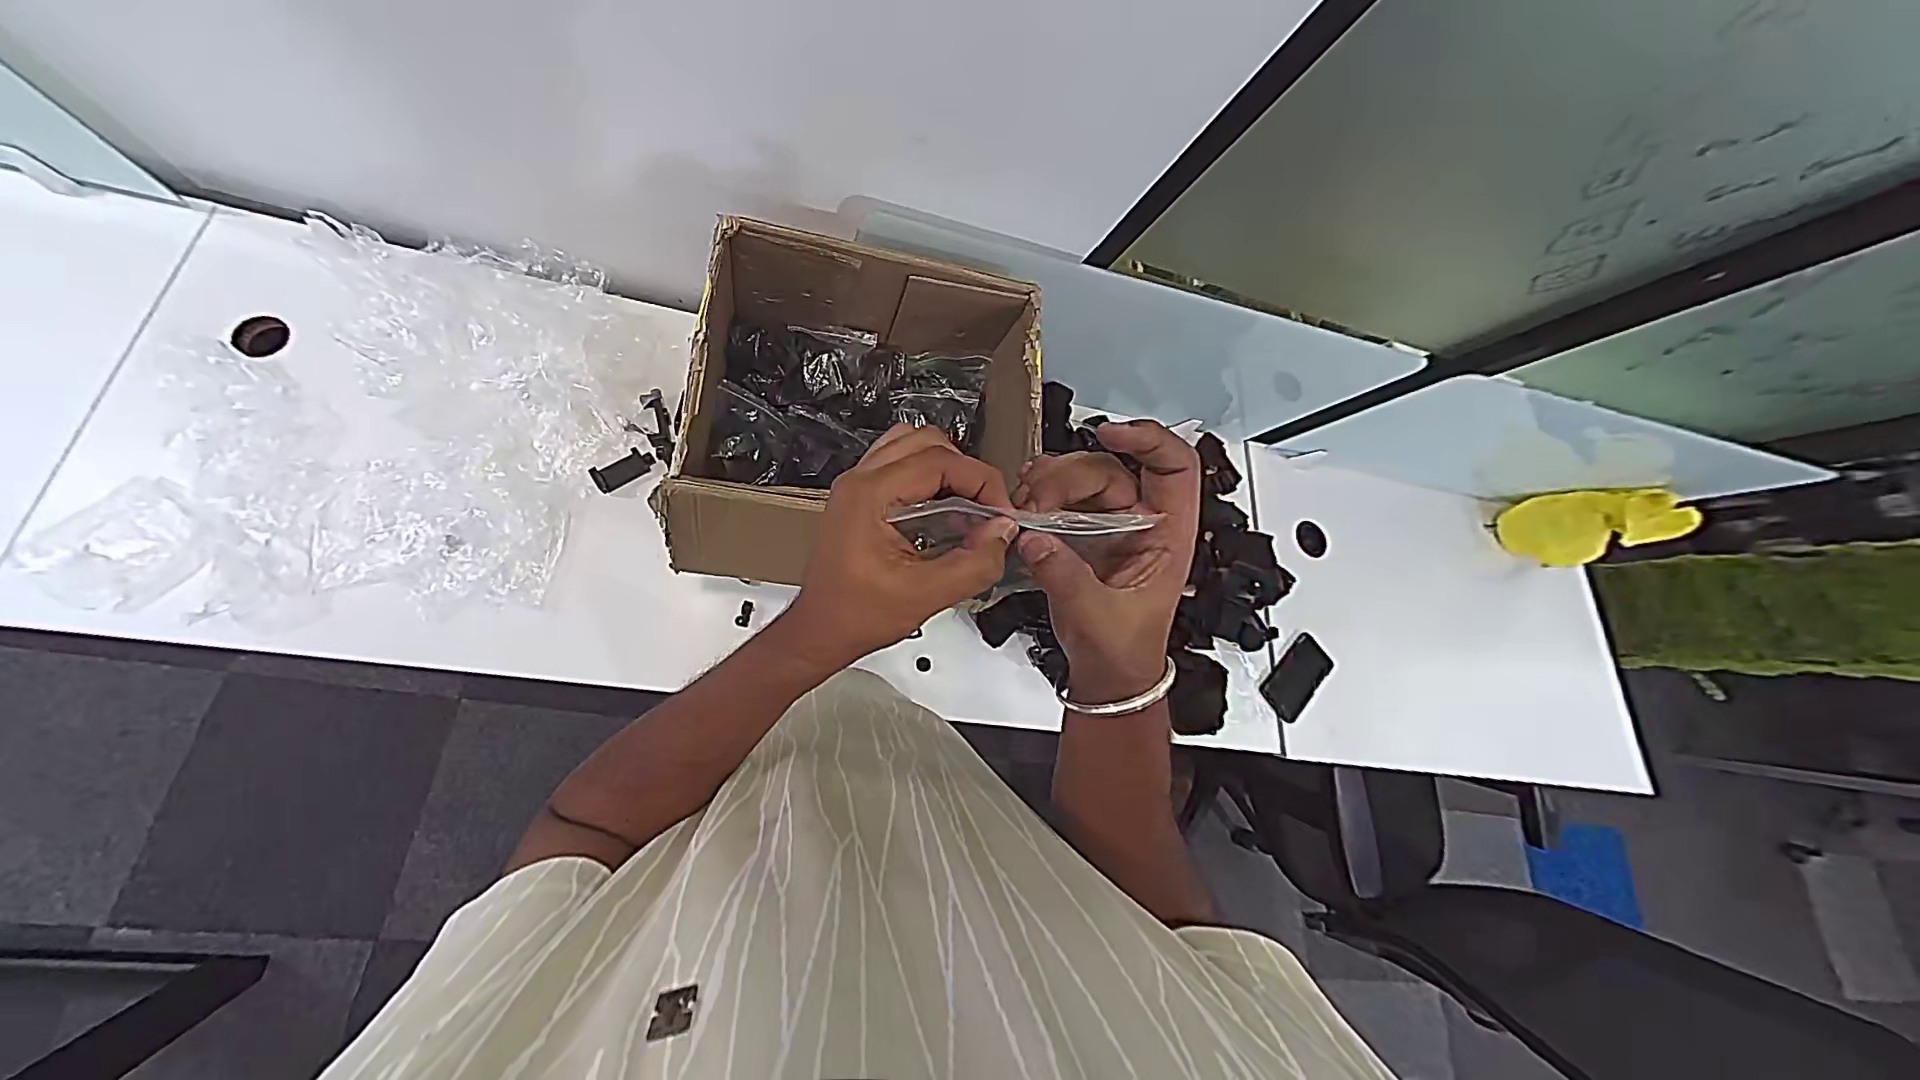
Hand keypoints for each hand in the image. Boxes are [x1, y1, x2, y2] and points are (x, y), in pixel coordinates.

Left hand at [783, 424, 1017, 668]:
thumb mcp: (926, 596)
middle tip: (986, 508)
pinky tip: (943, 510)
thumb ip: (973, 564)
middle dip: (967, 471)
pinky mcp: (862, 496)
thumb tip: (1002, 532)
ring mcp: (858, 485)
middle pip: (928, 442)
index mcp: (868, 495)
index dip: (981, 481)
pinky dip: (930, 476)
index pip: (940, 460)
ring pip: (913, 445)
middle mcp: (859, 481)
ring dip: (948, 468)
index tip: (1000, 512)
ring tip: (966, 505)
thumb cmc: (855, 614)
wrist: (822, 629)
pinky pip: (901, 464)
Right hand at [1012, 421, 1199, 702]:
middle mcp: (1139, 523)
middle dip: (1068, 478)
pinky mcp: (1080, 534)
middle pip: (1110, 469)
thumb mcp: (1098, 617)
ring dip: (1047, 485)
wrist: (1106, 675)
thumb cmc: (1123, 652)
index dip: (1149, 440)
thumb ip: (1065, 576)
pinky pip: (1059, 498)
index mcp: (1167, 536)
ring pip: (1080, 479)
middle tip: (1036, 503)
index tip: (1113, 433)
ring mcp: (1108, 525)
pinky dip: (1037, 495)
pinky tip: (1023, 502)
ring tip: (1025, 507)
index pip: (1174, 468)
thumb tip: (1036, 539)